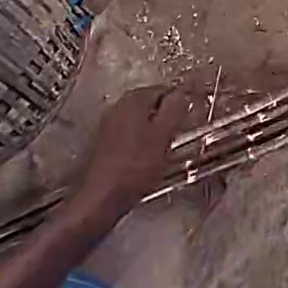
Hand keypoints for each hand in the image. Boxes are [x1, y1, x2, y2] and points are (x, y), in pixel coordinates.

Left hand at [72, 84, 192, 220]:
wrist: (102, 197)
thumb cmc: (136, 166)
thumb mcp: (162, 136)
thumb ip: (174, 110)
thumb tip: (182, 92)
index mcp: (135, 98)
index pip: (164, 90)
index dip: (178, 105)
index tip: (186, 123)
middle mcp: (120, 104)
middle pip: (151, 103)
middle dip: (165, 119)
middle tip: (174, 140)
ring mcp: (110, 121)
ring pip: (140, 119)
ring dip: (152, 131)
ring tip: (160, 152)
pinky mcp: (105, 139)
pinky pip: (129, 132)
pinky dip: (139, 141)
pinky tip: (143, 160)